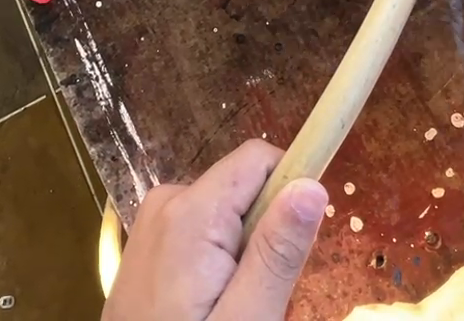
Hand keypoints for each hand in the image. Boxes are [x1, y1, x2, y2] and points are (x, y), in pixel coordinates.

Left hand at [102, 140, 327, 320]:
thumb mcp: (245, 320)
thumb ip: (277, 252)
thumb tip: (312, 185)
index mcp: (191, 209)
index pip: (258, 159)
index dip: (289, 192)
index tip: (296, 248)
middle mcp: (168, 199)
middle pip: (244, 187)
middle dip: (265, 234)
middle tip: (260, 299)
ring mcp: (154, 220)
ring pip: (226, 212)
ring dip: (243, 253)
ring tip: (232, 309)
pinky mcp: (150, 242)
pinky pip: (202, 230)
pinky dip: (218, 262)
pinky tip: (209, 307)